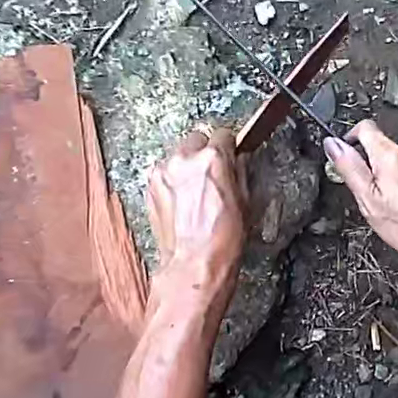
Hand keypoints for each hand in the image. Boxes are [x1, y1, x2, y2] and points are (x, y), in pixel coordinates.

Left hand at [146, 124, 246, 301]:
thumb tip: (238, 159)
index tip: (231, 155)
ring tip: (197, 192)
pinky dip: (174, 180)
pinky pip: (166, 173)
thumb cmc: (222, 240)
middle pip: (197, 138)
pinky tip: (184, 202)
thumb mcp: (245, 201)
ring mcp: (163, 172)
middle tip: (214, 173)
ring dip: (188, 165)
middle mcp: (184, 159)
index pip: (222, 134)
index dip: (229, 146)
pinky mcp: (151, 187)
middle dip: (206, 152)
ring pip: (179, 155)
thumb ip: (240, 172)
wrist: (193, 263)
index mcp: (212, 159)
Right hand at [323, 120, 397, 275]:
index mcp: (389, 153)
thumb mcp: (368, 199)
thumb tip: (333, 144)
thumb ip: (349, 167)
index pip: (363, 127)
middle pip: (379, 145)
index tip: (344, 156)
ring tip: (388, 204)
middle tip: (367, 193)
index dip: (349, 140)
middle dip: (368, 164)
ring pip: (394, 159)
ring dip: (386, 176)